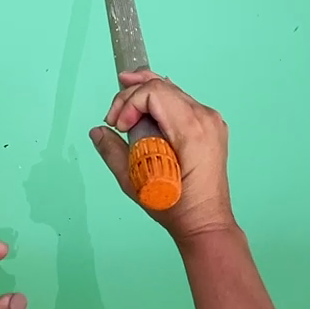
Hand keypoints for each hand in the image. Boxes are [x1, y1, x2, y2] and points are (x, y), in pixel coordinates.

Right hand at [89, 70, 235, 241]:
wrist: (206, 222)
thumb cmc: (175, 207)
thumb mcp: (136, 183)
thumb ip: (113, 153)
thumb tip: (98, 132)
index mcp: (191, 129)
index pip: (154, 92)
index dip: (129, 103)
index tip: (118, 126)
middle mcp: (205, 118)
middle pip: (163, 86)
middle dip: (132, 94)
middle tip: (113, 113)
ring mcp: (211, 121)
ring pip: (173, 90)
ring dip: (146, 92)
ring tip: (125, 87)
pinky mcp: (211, 127)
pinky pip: (183, 102)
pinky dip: (161, 101)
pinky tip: (147, 103)